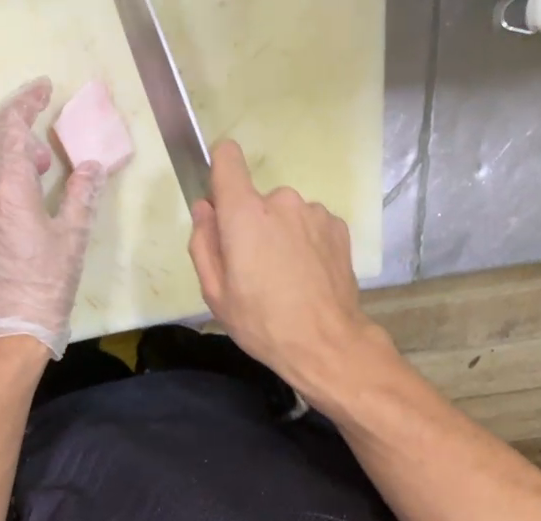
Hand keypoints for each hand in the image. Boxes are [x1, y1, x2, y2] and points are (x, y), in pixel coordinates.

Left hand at [0, 78, 109, 357]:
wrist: (11, 329)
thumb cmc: (47, 285)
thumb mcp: (73, 238)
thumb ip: (82, 194)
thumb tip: (90, 167)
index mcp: (9, 187)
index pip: (13, 125)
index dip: (28, 102)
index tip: (44, 90)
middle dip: (16, 126)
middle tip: (44, 144)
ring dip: (5, 156)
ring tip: (35, 179)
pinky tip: (16, 207)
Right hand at [188, 141, 389, 398]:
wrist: (324, 342)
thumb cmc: (260, 322)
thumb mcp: (215, 293)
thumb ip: (204, 244)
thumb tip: (204, 209)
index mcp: (244, 214)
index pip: (228, 159)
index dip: (220, 172)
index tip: (220, 200)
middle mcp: (281, 201)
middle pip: (255, 200)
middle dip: (250, 226)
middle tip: (252, 270)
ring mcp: (313, 212)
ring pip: (284, 215)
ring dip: (279, 236)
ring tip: (283, 279)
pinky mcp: (337, 226)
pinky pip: (308, 226)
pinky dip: (303, 245)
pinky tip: (305, 278)